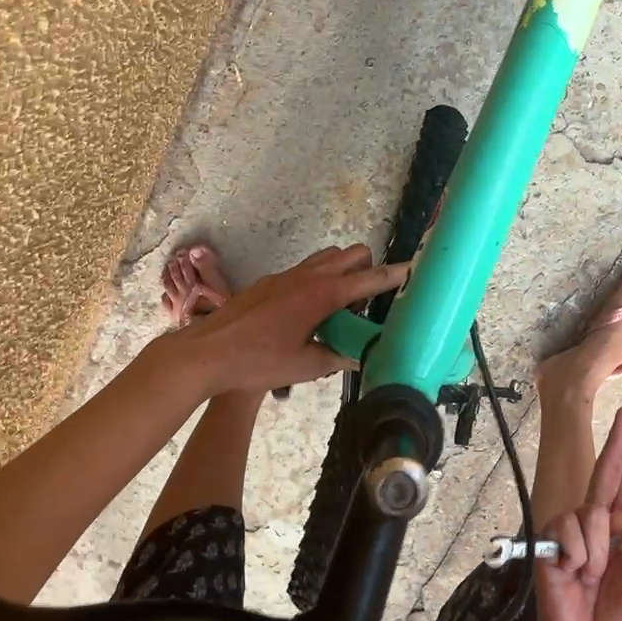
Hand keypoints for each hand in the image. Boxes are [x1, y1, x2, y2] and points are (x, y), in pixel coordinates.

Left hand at [160, 244, 404, 396]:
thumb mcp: (304, 366)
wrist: (207, 352)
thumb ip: (336, 357)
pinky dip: (320, 279)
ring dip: (343, 271)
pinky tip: (310, 312)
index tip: (414, 269)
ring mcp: (287, 275)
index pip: (368, 279)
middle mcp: (308, 276)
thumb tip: (358, 356)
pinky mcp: (271, 282)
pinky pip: (307, 269)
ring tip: (342, 306)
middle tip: (371, 299)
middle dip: (369, 268)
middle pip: (352, 254)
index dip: (394, 275)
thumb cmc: (257, 361)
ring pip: (328, 258)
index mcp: (322, 294)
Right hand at [536, 408, 621, 620]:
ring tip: (591, 578)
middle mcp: (599, 525)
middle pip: (607, 474)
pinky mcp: (550, 541)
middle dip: (620, 442)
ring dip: (598, 548)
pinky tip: (574, 573)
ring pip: (591, 512)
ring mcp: (574, 531)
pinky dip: (577, 554)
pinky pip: (569, 530)